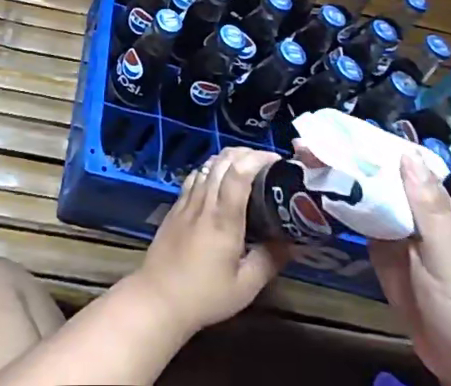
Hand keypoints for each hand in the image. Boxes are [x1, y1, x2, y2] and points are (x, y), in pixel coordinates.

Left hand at [125, 147, 290, 336]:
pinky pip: (194, 178)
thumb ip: (269, 260)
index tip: (276, 160)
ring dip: (227, 158)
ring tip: (246, 166)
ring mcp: (186, 202)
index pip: (238, 173)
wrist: (159, 297)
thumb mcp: (245, 286)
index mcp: (223, 219)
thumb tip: (292, 243)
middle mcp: (204, 203)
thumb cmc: (205, 295)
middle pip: (221, 162)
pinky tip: (217, 179)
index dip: (256, 159)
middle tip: (266, 162)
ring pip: (206, 166)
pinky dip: (209, 169)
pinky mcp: (175, 207)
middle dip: (245, 154)